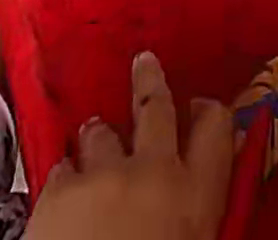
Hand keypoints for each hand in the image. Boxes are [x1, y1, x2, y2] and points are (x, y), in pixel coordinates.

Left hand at [25, 52, 233, 239]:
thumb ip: (195, 217)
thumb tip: (191, 204)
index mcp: (196, 197)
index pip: (218, 130)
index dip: (212, 112)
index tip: (203, 104)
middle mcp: (155, 171)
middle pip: (156, 108)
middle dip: (149, 83)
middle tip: (143, 61)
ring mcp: (104, 175)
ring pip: (102, 131)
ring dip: (99, 134)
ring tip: (92, 132)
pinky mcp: (59, 192)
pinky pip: (62, 167)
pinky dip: (65, 174)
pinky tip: (61, 186)